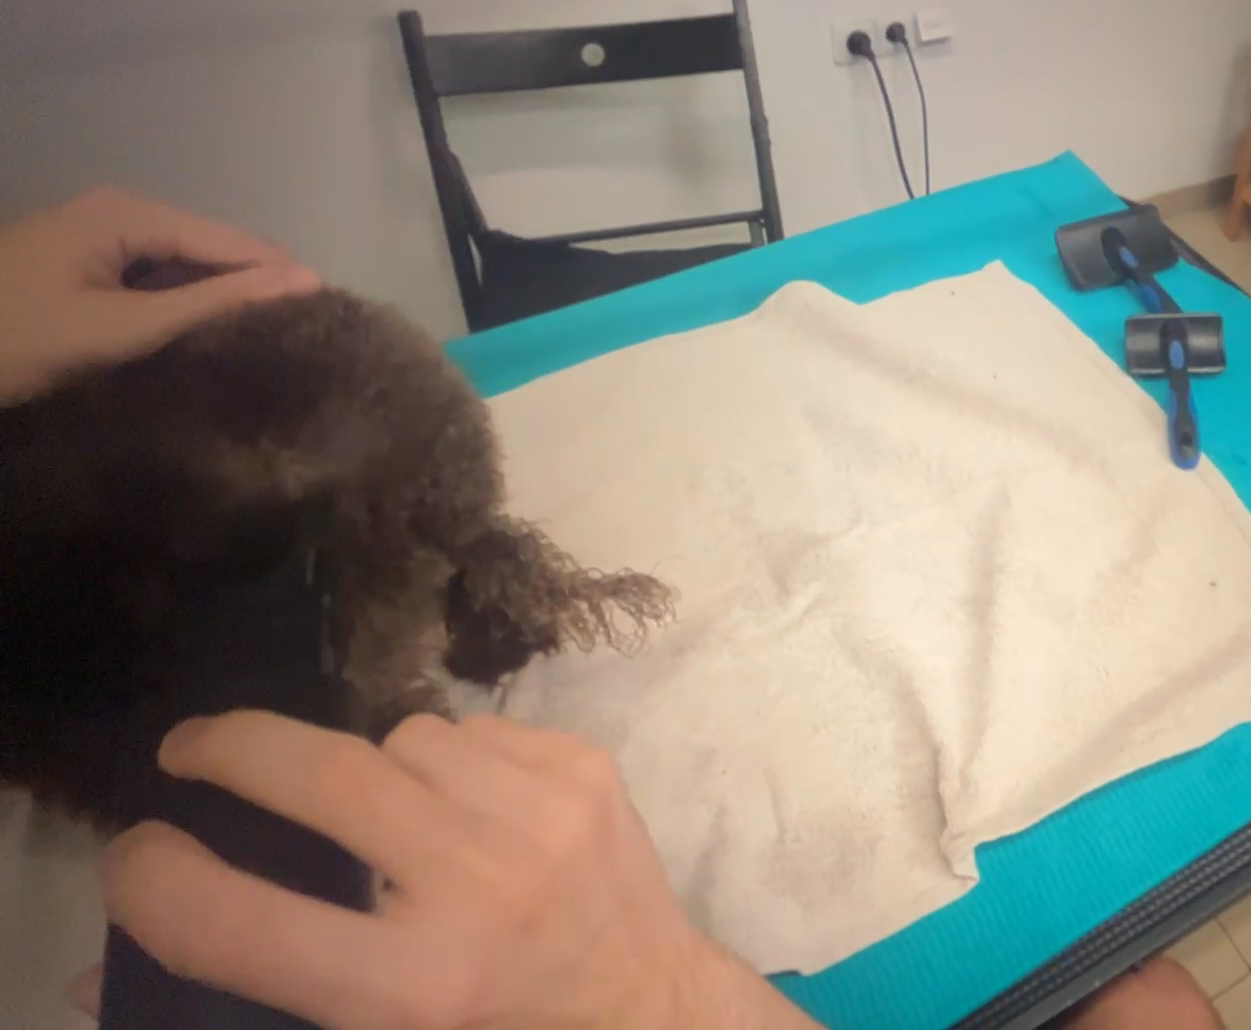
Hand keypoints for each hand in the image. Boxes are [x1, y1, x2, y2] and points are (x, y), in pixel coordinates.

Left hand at [0, 188, 319, 404]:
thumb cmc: (26, 339)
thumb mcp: (136, 323)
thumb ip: (226, 300)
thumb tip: (312, 281)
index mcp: (130, 214)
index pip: (238, 243)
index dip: (284, 279)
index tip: (329, 320)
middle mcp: (123, 209)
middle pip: (221, 246)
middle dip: (260, 284)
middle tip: (301, 332)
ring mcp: (107, 230)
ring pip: (201, 259)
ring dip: (233, 292)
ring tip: (272, 331)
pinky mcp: (98, 255)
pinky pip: (172, 269)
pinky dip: (199, 295)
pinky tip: (219, 323)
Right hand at [102, 711, 818, 1029]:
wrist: (645, 992)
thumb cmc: (504, 1024)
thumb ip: (281, 980)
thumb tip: (156, 927)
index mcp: (411, 985)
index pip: (243, 923)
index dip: (159, 880)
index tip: (131, 845)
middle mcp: (481, 880)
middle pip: (331, 781)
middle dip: (240, 749)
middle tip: (192, 743)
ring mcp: (545, 809)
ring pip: (412, 735)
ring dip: (375, 760)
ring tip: (385, 800)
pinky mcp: (588, 767)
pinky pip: (483, 726)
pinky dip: (456, 753)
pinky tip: (472, 796)